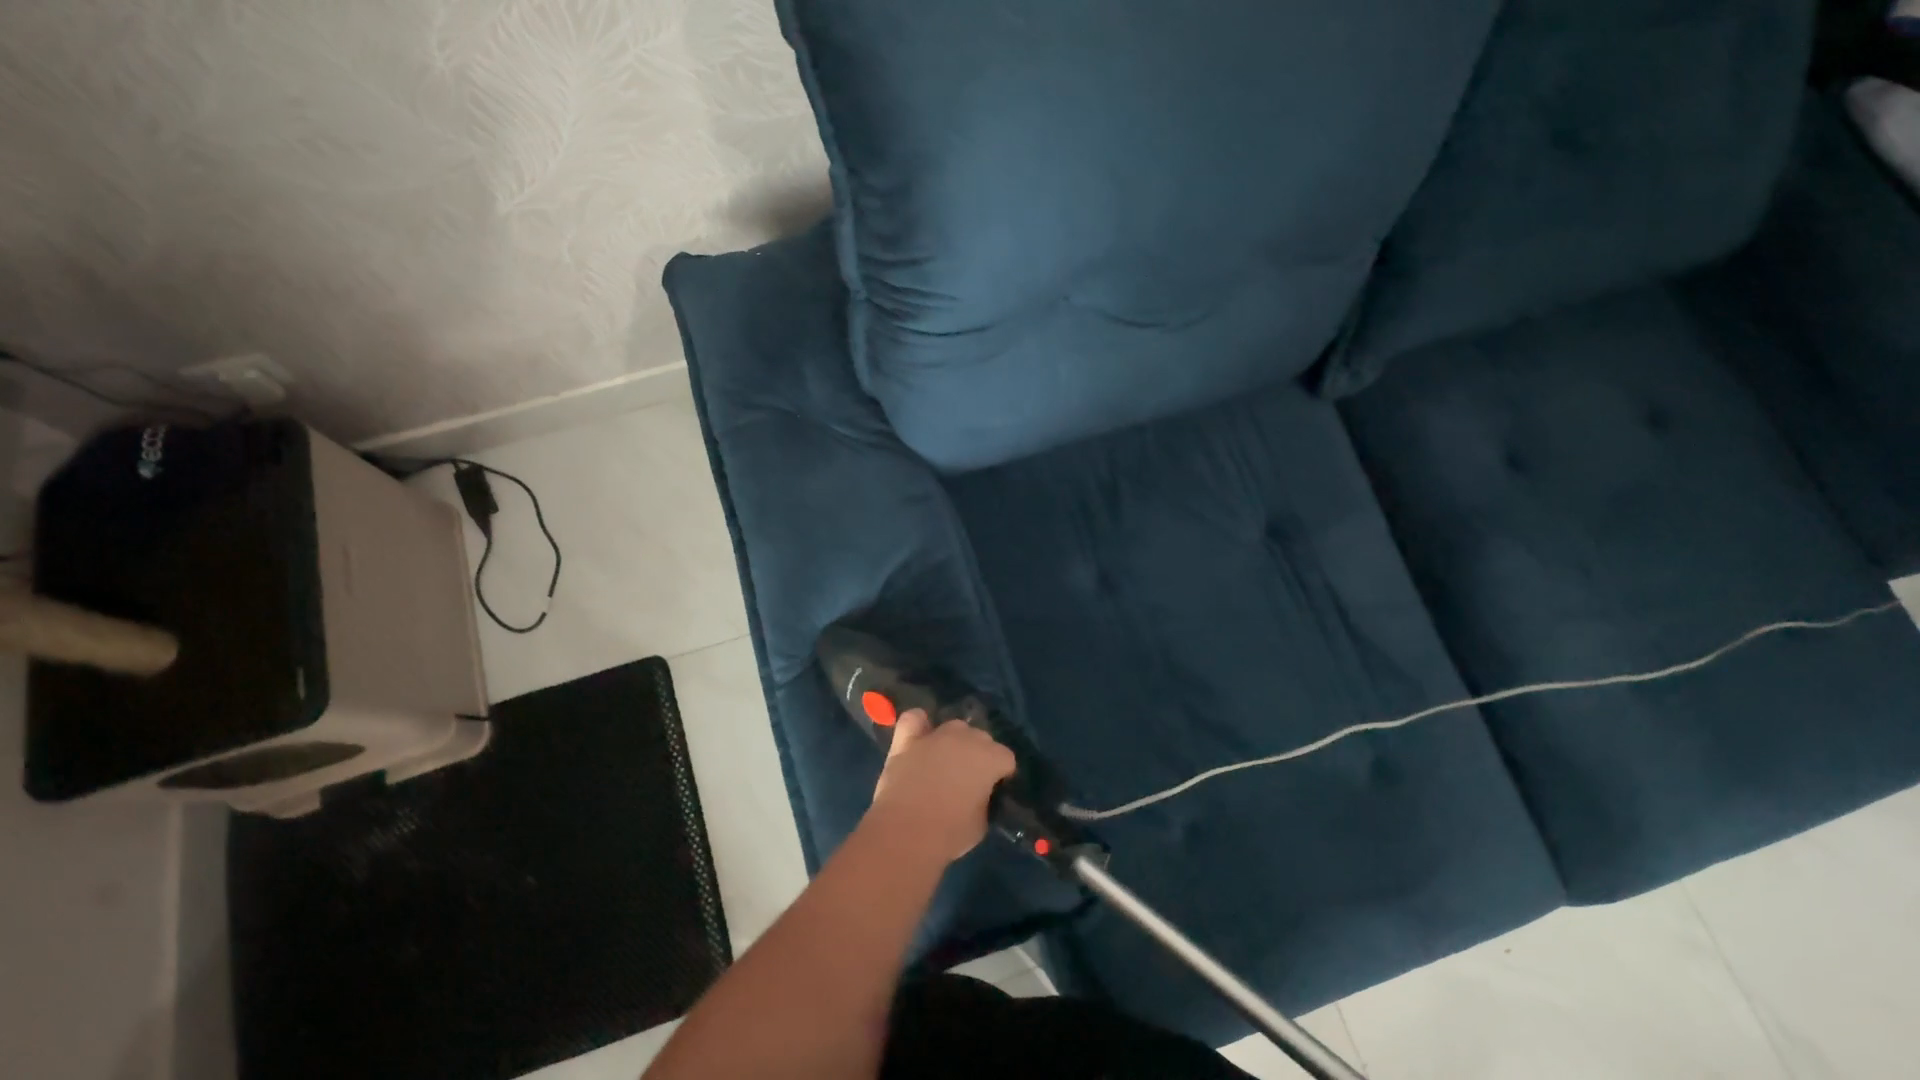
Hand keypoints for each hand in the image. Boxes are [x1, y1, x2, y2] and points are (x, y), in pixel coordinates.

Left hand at [867, 709, 1016, 861]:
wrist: (905, 833)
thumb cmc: (950, 833)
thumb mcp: (981, 823)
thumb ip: (984, 799)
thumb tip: (977, 794)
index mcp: (990, 758)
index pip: (1006, 758)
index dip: (1001, 775)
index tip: (993, 791)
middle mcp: (966, 739)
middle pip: (981, 738)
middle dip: (979, 756)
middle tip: (968, 781)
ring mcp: (935, 736)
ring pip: (953, 727)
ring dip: (954, 742)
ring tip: (945, 764)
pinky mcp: (907, 740)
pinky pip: (915, 719)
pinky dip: (919, 726)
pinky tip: (920, 737)